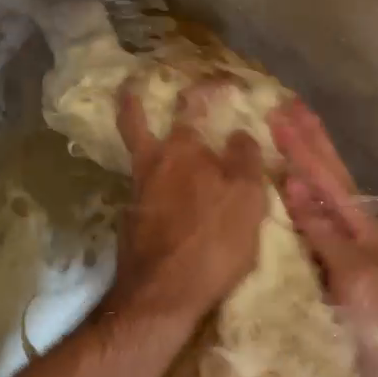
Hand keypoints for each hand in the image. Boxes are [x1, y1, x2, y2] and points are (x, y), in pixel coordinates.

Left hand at [108, 78, 266, 319]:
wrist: (161, 295)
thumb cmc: (212, 240)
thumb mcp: (246, 198)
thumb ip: (244, 160)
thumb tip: (239, 132)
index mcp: (182, 149)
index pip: (192, 103)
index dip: (205, 88)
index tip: (218, 81)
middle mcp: (152, 163)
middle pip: (135, 123)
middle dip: (132, 102)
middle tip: (132, 86)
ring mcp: (136, 192)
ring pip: (135, 156)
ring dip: (136, 138)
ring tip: (143, 134)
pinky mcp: (131, 221)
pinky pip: (141, 190)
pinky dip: (149, 183)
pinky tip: (159, 193)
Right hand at [272, 100, 377, 376]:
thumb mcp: (357, 278)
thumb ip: (325, 233)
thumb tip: (293, 184)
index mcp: (364, 228)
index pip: (328, 177)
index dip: (305, 144)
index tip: (282, 110)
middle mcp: (355, 234)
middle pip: (328, 179)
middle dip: (307, 143)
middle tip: (284, 106)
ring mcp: (345, 256)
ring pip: (319, 201)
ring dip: (302, 167)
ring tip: (283, 139)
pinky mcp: (332, 280)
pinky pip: (309, 230)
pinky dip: (295, 206)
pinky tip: (283, 199)